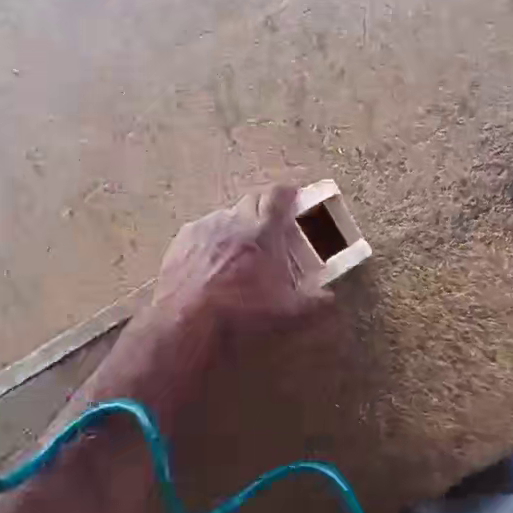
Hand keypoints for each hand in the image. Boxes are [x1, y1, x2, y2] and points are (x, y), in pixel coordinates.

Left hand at [143, 184, 332, 341]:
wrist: (188, 318)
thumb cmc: (241, 312)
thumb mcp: (287, 312)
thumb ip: (314, 302)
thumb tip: (329, 298)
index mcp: (264, 231)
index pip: (279, 196)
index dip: (288, 194)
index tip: (292, 197)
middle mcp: (235, 220)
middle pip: (252, 200)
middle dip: (263, 209)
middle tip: (269, 230)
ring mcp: (206, 226)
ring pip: (226, 216)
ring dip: (235, 228)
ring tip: (238, 253)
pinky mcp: (183, 239)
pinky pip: (202, 231)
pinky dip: (210, 241)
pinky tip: (210, 264)